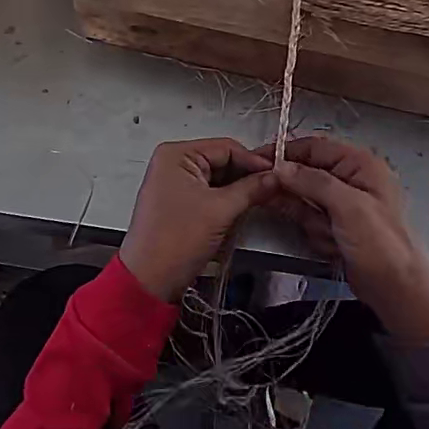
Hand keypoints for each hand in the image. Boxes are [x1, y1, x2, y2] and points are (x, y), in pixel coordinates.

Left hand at [119, 139, 278, 301]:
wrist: (150, 281)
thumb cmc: (174, 242)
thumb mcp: (221, 210)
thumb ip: (252, 189)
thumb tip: (273, 177)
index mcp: (176, 155)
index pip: (226, 147)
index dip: (254, 161)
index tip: (277, 173)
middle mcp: (173, 164)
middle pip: (222, 162)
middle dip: (247, 176)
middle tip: (274, 187)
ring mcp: (175, 185)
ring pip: (218, 180)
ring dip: (238, 191)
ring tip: (260, 200)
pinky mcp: (180, 204)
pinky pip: (210, 194)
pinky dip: (227, 202)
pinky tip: (242, 210)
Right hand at [265, 136, 428, 343]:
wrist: (398, 291)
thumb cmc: (381, 244)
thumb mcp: (348, 206)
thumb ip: (313, 181)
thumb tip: (280, 167)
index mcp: (360, 164)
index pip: (314, 147)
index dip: (285, 152)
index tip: (255, 160)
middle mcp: (351, 179)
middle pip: (306, 175)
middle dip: (299, 196)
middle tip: (295, 210)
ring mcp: (343, 205)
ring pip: (305, 202)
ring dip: (312, 222)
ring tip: (332, 237)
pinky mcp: (336, 227)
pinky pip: (311, 222)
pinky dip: (317, 235)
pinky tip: (334, 247)